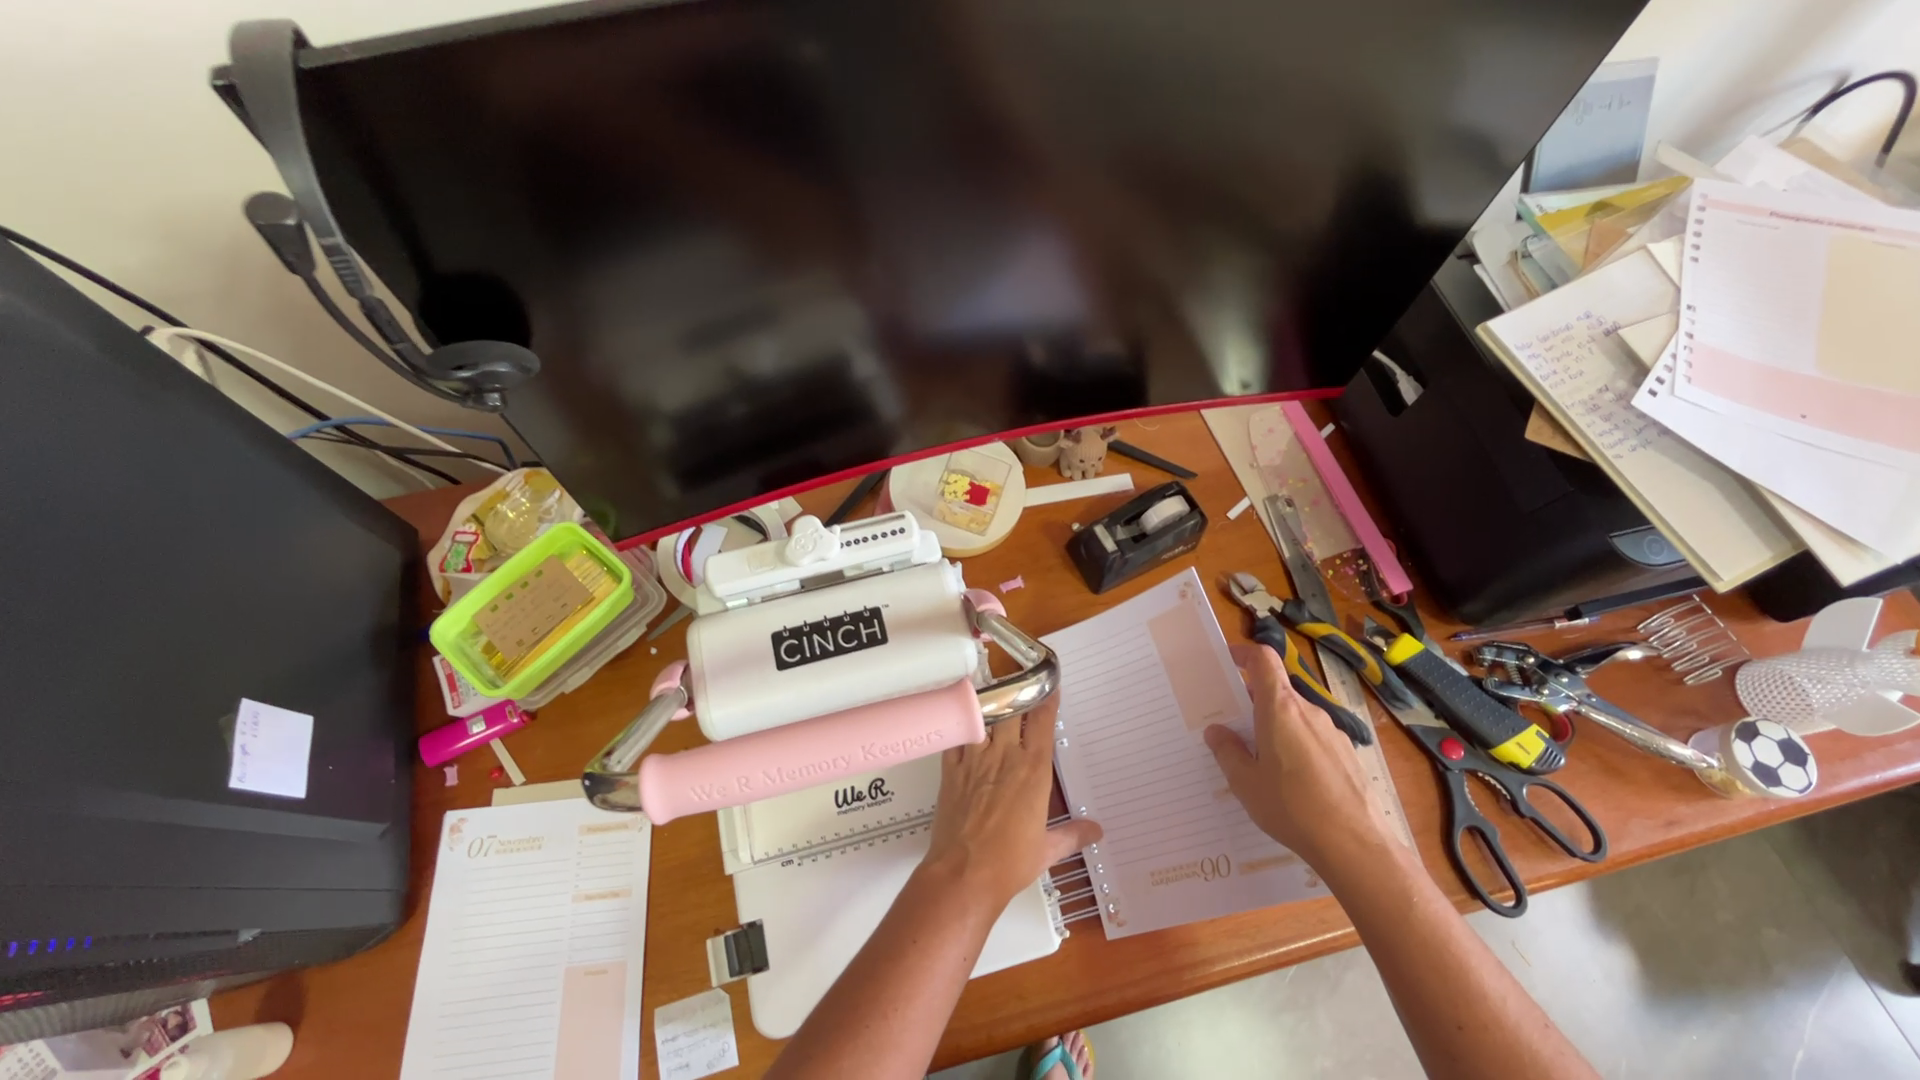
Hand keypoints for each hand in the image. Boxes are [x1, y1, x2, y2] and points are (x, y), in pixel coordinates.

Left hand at [921, 698, 1102, 908]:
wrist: (965, 874)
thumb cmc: (1008, 863)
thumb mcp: (1047, 849)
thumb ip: (1072, 835)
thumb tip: (1095, 831)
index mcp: (1033, 771)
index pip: (1043, 721)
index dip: (1047, 700)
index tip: (1049, 687)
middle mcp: (1005, 757)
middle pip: (1012, 709)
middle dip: (1018, 693)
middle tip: (1021, 682)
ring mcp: (975, 760)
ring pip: (984, 716)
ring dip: (989, 703)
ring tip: (992, 692)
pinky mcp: (951, 770)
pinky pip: (956, 736)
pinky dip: (961, 724)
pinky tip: (963, 719)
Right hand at [1204, 644, 1398, 876]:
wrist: (1355, 844)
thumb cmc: (1291, 807)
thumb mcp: (1245, 783)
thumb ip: (1228, 752)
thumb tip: (1217, 731)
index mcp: (1280, 709)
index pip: (1264, 661)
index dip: (1245, 654)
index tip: (1228, 661)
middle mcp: (1309, 712)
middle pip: (1278, 692)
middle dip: (1253, 703)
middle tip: (1232, 727)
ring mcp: (1332, 733)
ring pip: (1295, 717)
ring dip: (1275, 727)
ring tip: (1259, 761)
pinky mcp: (1347, 754)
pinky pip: (1313, 738)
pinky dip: (1296, 746)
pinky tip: (1291, 782)